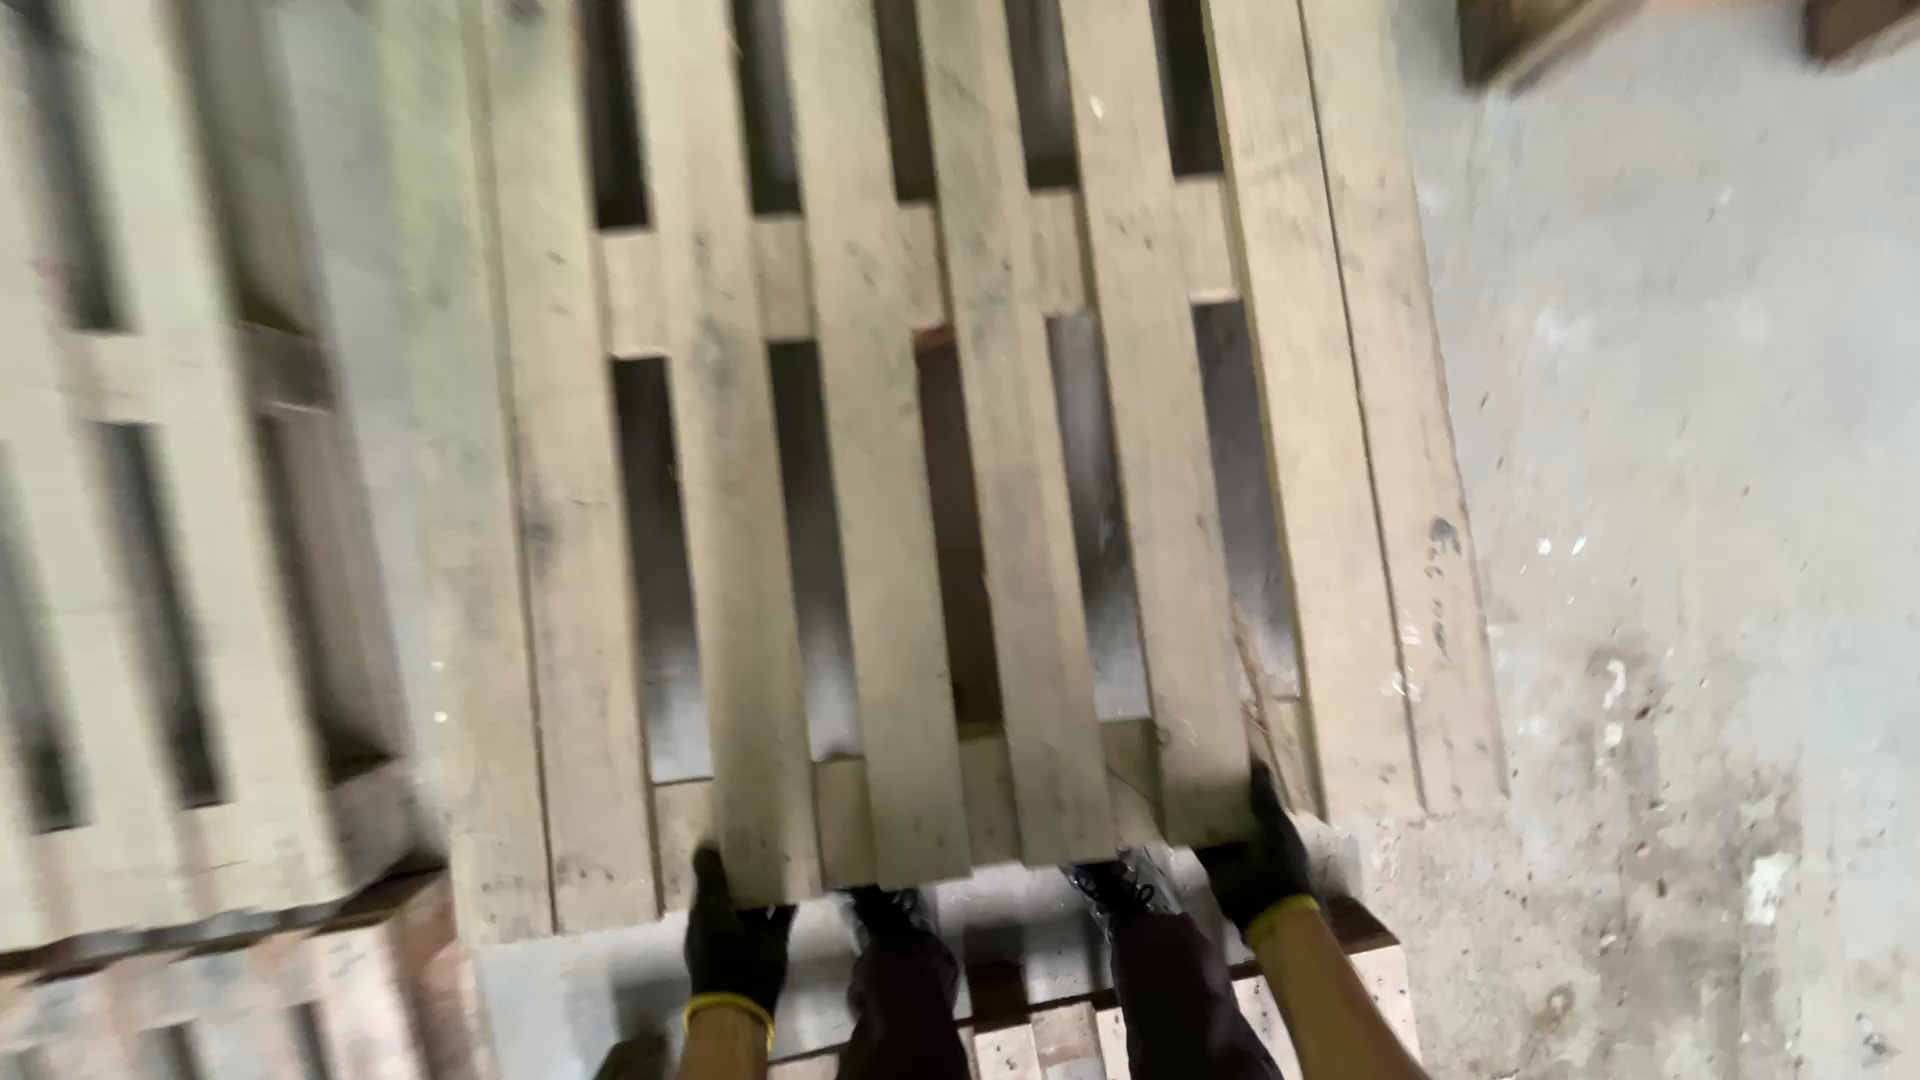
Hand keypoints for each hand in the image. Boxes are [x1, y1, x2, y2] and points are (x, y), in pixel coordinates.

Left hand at [685, 846, 796, 1021]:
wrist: (742, 994)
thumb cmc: (718, 950)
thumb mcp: (709, 910)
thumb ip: (710, 880)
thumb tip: (704, 847)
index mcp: (705, 917)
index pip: (711, 885)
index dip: (718, 864)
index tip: (729, 837)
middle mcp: (728, 921)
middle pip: (737, 889)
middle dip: (746, 868)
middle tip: (759, 835)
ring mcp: (752, 929)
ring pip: (761, 897)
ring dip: (769, 879)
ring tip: (780, 848)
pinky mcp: (775, 935)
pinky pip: (783, 909)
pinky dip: (789, 895)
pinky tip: (797, 872)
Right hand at [1195, 765, 1317, 934]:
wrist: (1269, 908)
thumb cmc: (1281, 862)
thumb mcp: (1276, 825)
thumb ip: (1265, 797)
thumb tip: (1257, 762)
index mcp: (1270, 825)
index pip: (1253, 797)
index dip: (1240, 780)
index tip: (1223, 758)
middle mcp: (1248, 834)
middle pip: (1228, 808)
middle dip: (1214, 792)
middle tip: (1194, 766)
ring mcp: (1228, 849)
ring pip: (1210, 823)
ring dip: (1198, 810)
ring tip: (1179, 782)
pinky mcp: (1211, 861)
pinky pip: (1195, 841)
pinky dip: (1185, 830)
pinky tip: (1172, 811)